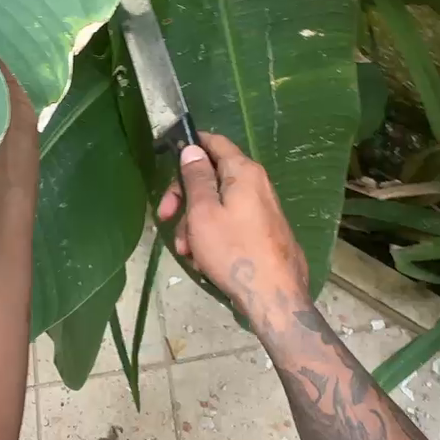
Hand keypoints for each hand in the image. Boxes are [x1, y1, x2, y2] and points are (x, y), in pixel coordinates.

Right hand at [156, 133, 308, 320]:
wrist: (274, 296)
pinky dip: (214, 236)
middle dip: (186, 198)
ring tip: (188, 252)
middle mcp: (257, 184)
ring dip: (196, 224)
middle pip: (212, 177)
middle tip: (166, 217)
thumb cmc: (233, 250)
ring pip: (218, 205)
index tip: (169, 162)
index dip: (191, 147)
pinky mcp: (264, 232)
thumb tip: (192, 148)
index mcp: (243, 172)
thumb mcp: (203, 212)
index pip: (215, 142)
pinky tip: (205, 261)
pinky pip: (231, 223)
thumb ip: (196, 178)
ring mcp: (262, 209)